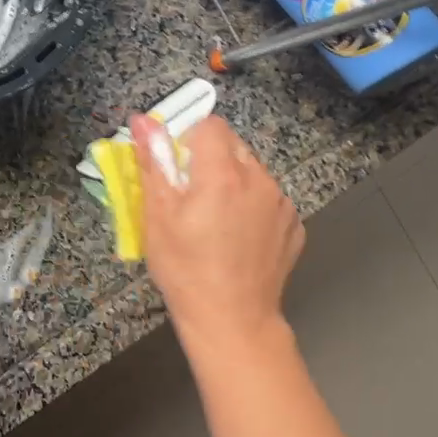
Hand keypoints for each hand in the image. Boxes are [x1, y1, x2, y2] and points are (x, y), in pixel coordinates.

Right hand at [132, 114, 303, 346]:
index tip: (171, 165)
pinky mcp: (293, 225)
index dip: (186, 138)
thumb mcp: (156, 214)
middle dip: (206, 160)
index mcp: (222, 174)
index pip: (209, 125)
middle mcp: (259, 180)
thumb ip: (152, 162)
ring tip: (209, 220)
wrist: (230, 316)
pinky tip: (232, 236)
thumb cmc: (183, 267)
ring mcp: (282, 203)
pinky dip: (248, 206)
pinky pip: (267, 200)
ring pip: (251, 173)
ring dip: (229, 182)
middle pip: (231, 146)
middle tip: (184, 195)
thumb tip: (144, 121)